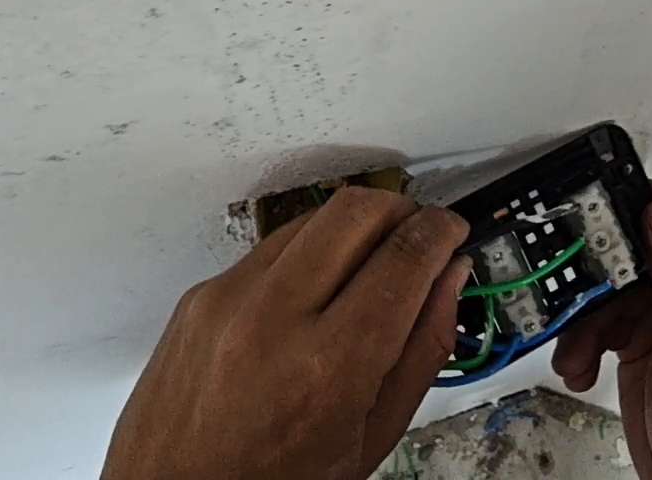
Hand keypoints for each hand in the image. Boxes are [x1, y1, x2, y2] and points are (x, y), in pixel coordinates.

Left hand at [103, 187, 470, 479]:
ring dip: (357, 227)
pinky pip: (272, 243)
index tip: (452, 230)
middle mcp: (272, 319)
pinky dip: (310, 250)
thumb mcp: (371, 440)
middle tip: (417, 237)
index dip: (441, 230)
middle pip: (359, 210)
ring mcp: (227, 299)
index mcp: (327, 369)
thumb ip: (423, 349)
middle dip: (402, 210)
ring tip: (368, 266)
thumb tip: (449, 276)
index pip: (404, 257)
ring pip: (316, 216)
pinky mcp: (200, 293)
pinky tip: (315, 289)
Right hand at [552, 181, 651, 479]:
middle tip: (579, 284)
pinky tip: (582, 363)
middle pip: (642, 247)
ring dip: (589, 317)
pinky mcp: (643, 331)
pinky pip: (603, 314)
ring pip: (614, 282)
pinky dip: (585, 338)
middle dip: (605, 273)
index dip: (648, 202)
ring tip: (579, 349)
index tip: (605, 201)